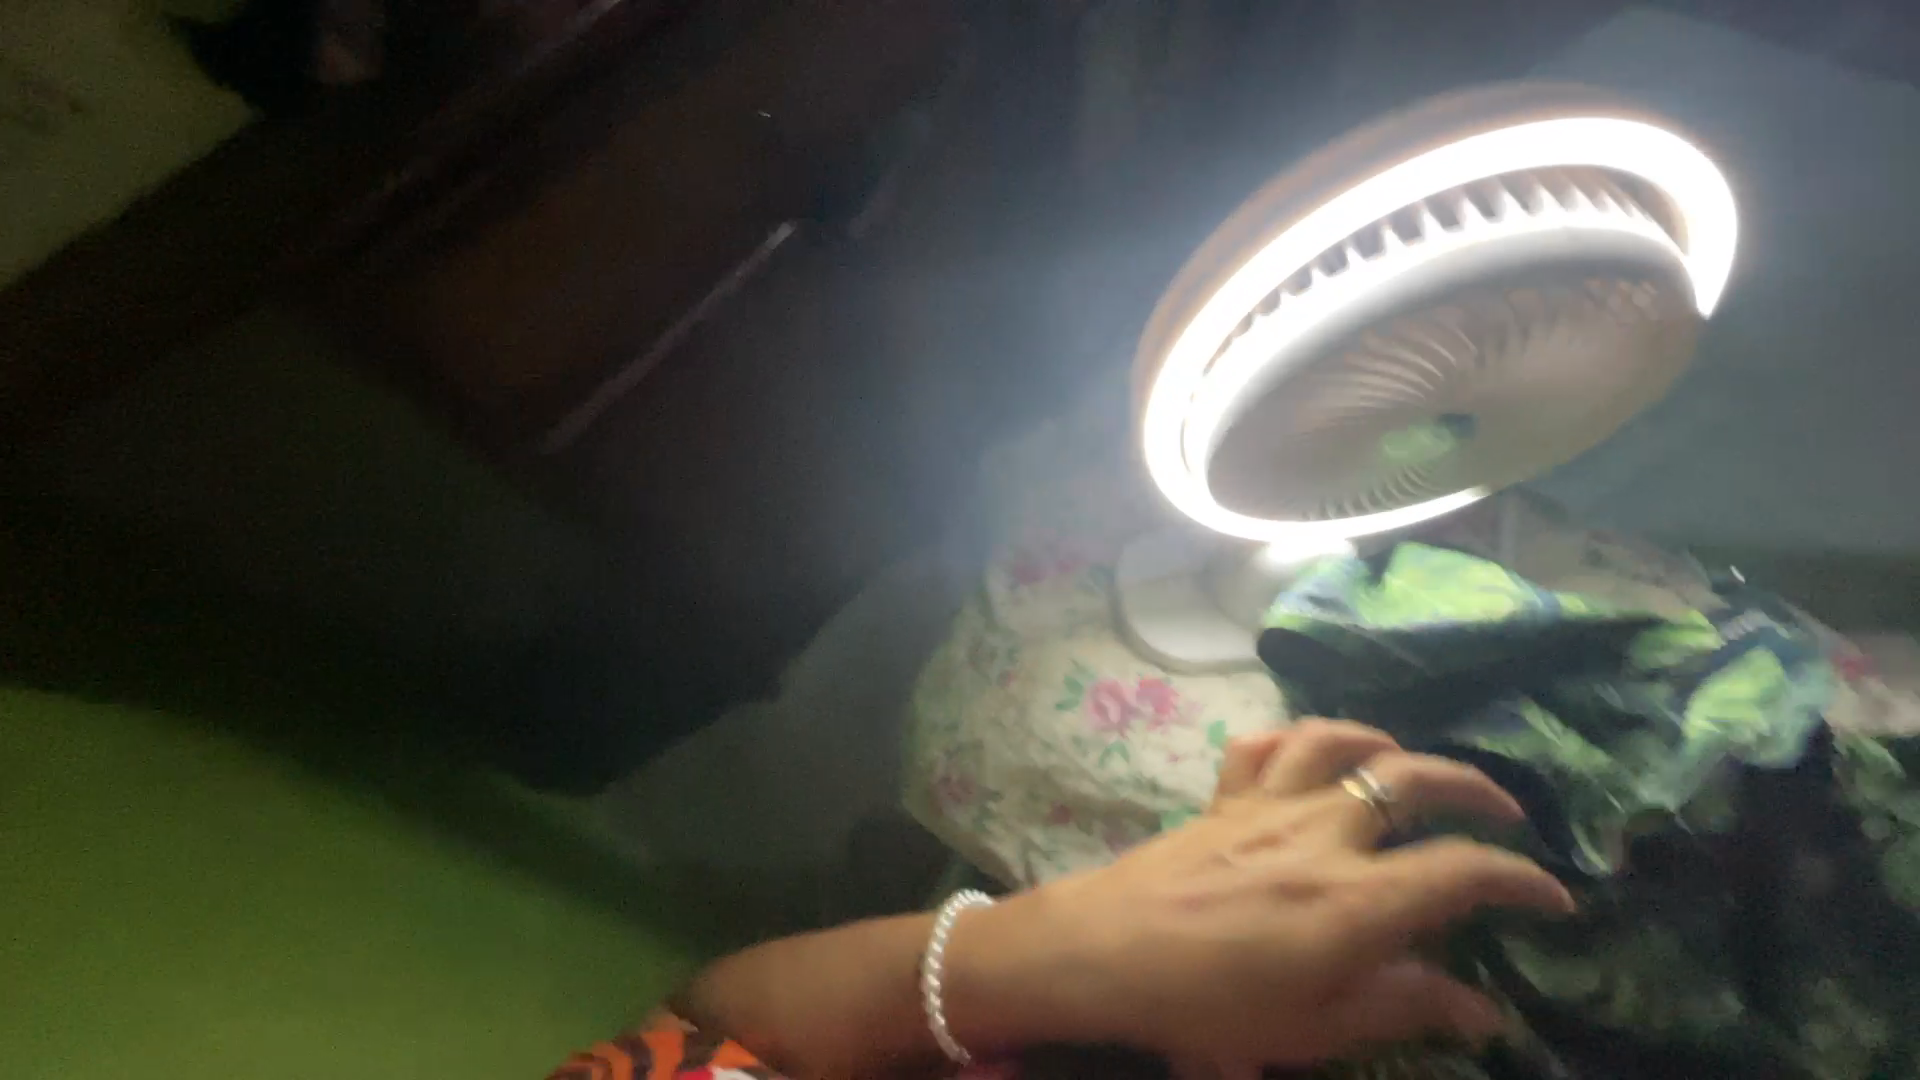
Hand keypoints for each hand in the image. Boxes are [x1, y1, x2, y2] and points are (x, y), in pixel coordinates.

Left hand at [950, 719, 1571, 1074]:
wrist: (1109, 951)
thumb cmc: (1211, 1003)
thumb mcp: (1317, 1027)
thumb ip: (1404, 1005)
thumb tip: (1483, 1006)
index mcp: (1354, 900)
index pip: (1461, 870)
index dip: (1521, 879)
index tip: (1552, 895)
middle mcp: (1317, 832)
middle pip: (1408, 777)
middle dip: (1470, 785)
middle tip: (1501, 810)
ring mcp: (1265, 804)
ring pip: (1335, 741)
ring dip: (1382, 742)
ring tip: (1409, 764)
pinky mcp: (1223, 795)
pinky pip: (1261, 743)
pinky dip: (1294, 737)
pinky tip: (1311, 753)